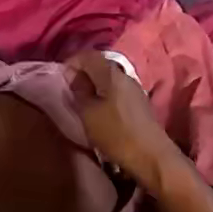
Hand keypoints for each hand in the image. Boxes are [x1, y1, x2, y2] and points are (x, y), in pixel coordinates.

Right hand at [67, 51, 184, 185]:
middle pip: (100, 65)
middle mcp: (125, 75)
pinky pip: (117, 91)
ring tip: (82, 102)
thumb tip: (73, 75)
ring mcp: (135, 89)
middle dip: (82, 74)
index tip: (61, 78)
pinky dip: (104, 96)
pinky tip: (99, 111)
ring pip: (108, 79)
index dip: (72, 62)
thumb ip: (79, 91)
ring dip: (93, 86)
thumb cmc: (116, 133)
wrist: (152, 156)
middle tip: (69, 91)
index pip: (88, 55)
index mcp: (111, 74)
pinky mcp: (139, 103)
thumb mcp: (88, 113)